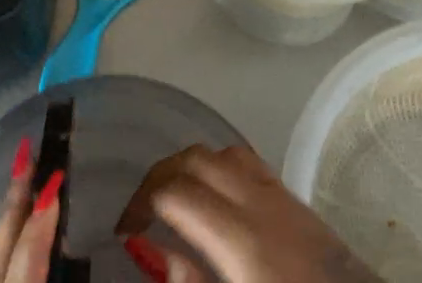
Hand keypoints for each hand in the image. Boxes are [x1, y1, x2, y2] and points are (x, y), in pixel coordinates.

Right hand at [116, 145, 380, 282]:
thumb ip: (192, 282)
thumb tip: (152, 252)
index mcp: (241, 239)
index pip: (175, 191)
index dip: (139, 204)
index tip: (125, 232)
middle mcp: (259, 203)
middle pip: (194, 160)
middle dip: (157, 177)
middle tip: (139, 212)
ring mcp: (281, 194)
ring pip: (219, 152)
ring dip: (187, 166)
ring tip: (170, 199)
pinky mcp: (296, 198)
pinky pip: (246, 160)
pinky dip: (217, 165)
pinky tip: (212, 195)